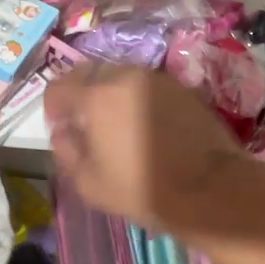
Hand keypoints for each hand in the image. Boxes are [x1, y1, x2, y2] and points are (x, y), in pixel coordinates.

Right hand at [44, 64, 249, 232]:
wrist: (212, 191)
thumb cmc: (143, 189)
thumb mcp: (90, 183)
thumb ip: (66, 151)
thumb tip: (63, 132)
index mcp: (95, 96)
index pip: (58, 87)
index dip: (52, 107)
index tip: (59, 127)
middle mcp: (124, 76)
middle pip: (88, 72)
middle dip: (78, 93)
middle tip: (83, 120)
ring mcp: (156, 79)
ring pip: (119, 75)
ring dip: (108, 92)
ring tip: (114, 121)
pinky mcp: (181, 88)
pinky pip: (146, 85)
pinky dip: (136, 97)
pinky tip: (143, 123)